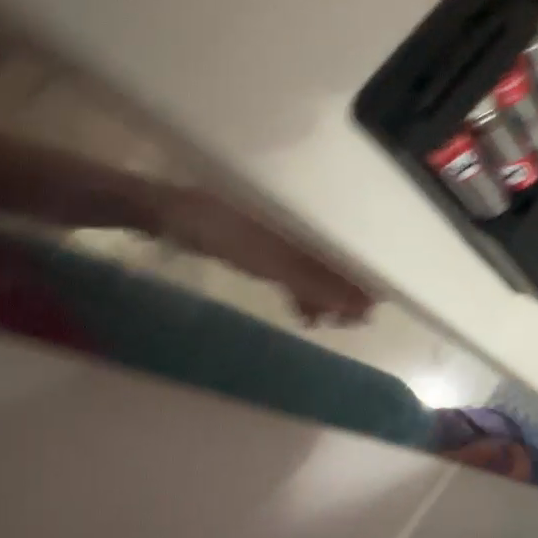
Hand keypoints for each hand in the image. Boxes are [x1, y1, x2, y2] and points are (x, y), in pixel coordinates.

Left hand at [156, 188, 377, 325]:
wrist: (163, 215)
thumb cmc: (223, 232)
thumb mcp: (272, 261)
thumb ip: (316, 284)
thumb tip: (362, 308)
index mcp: (314, 223)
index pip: (354, 251)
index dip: (367, 278)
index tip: (373, 305)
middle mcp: (306, 228)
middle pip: (339, 262)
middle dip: (347, 293)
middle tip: (350, 322)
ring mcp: (285, 237)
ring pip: (318, 270)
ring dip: (325, 298)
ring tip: (326, 323)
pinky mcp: (264, 248)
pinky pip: (295, 274)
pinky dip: (301, 294)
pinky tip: (303, 314)